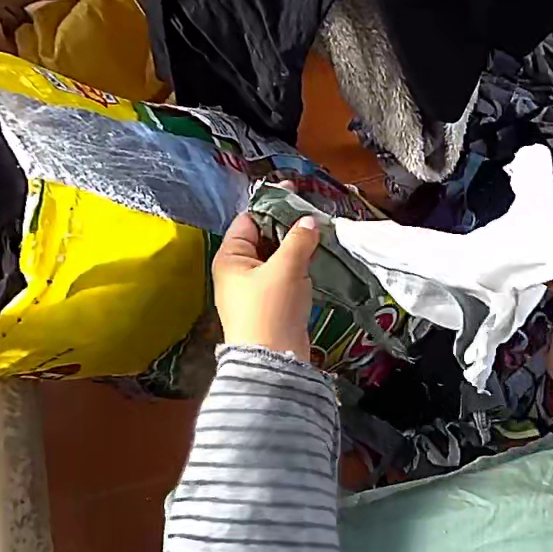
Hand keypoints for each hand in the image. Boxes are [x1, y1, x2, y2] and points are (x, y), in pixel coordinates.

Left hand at [213, 211, 319, 361]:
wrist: (273, 360)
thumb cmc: (271, 309)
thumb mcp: (286, 268)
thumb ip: (299, 240)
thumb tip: (310, 220)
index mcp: (230, 257)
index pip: (249, 220)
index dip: (272, 205)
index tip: (296, 192)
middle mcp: (239, 270)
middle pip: (264, 237)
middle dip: (289, 226)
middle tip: (315, 215)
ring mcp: (255, 288)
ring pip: (277, 257)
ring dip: (297, 247)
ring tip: (322, 234)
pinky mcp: (272, 303)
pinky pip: (285, 275)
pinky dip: (300, 266)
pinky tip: (318, 260)